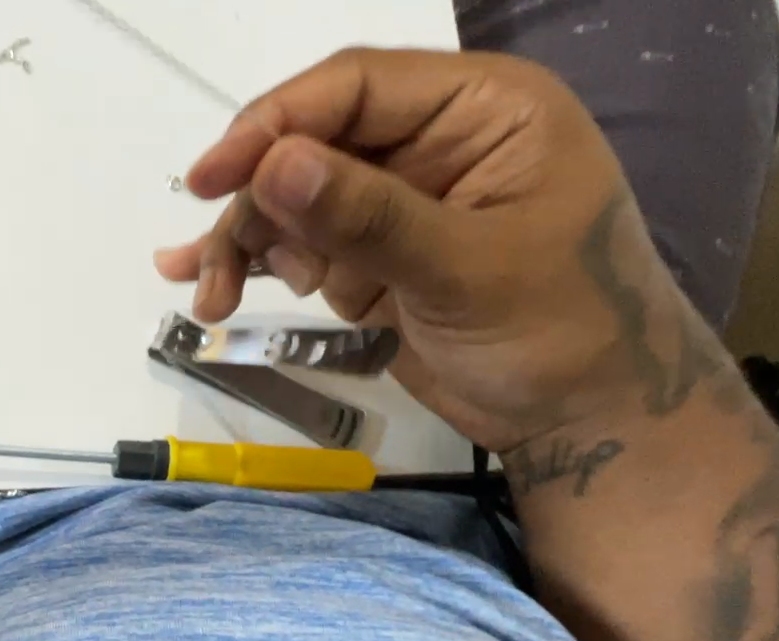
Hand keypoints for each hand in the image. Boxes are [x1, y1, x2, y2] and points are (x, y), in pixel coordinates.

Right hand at [155, 49, 703, 453]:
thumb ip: (367, 215)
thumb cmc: (558, 328)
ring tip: (213, 304)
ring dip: (244, 250)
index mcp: (477, 110)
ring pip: (288, 205)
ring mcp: (390, 206)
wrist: (577, 414)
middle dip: (254, 211)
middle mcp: (427, 145)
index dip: (273, 125)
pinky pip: (295, 250)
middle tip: (217, 277)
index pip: (354, 88)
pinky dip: (252, 267)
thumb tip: (270, 166)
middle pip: (305, 150)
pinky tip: (201, 282)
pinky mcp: (365, 260)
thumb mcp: (464, 267)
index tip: (208, 178)